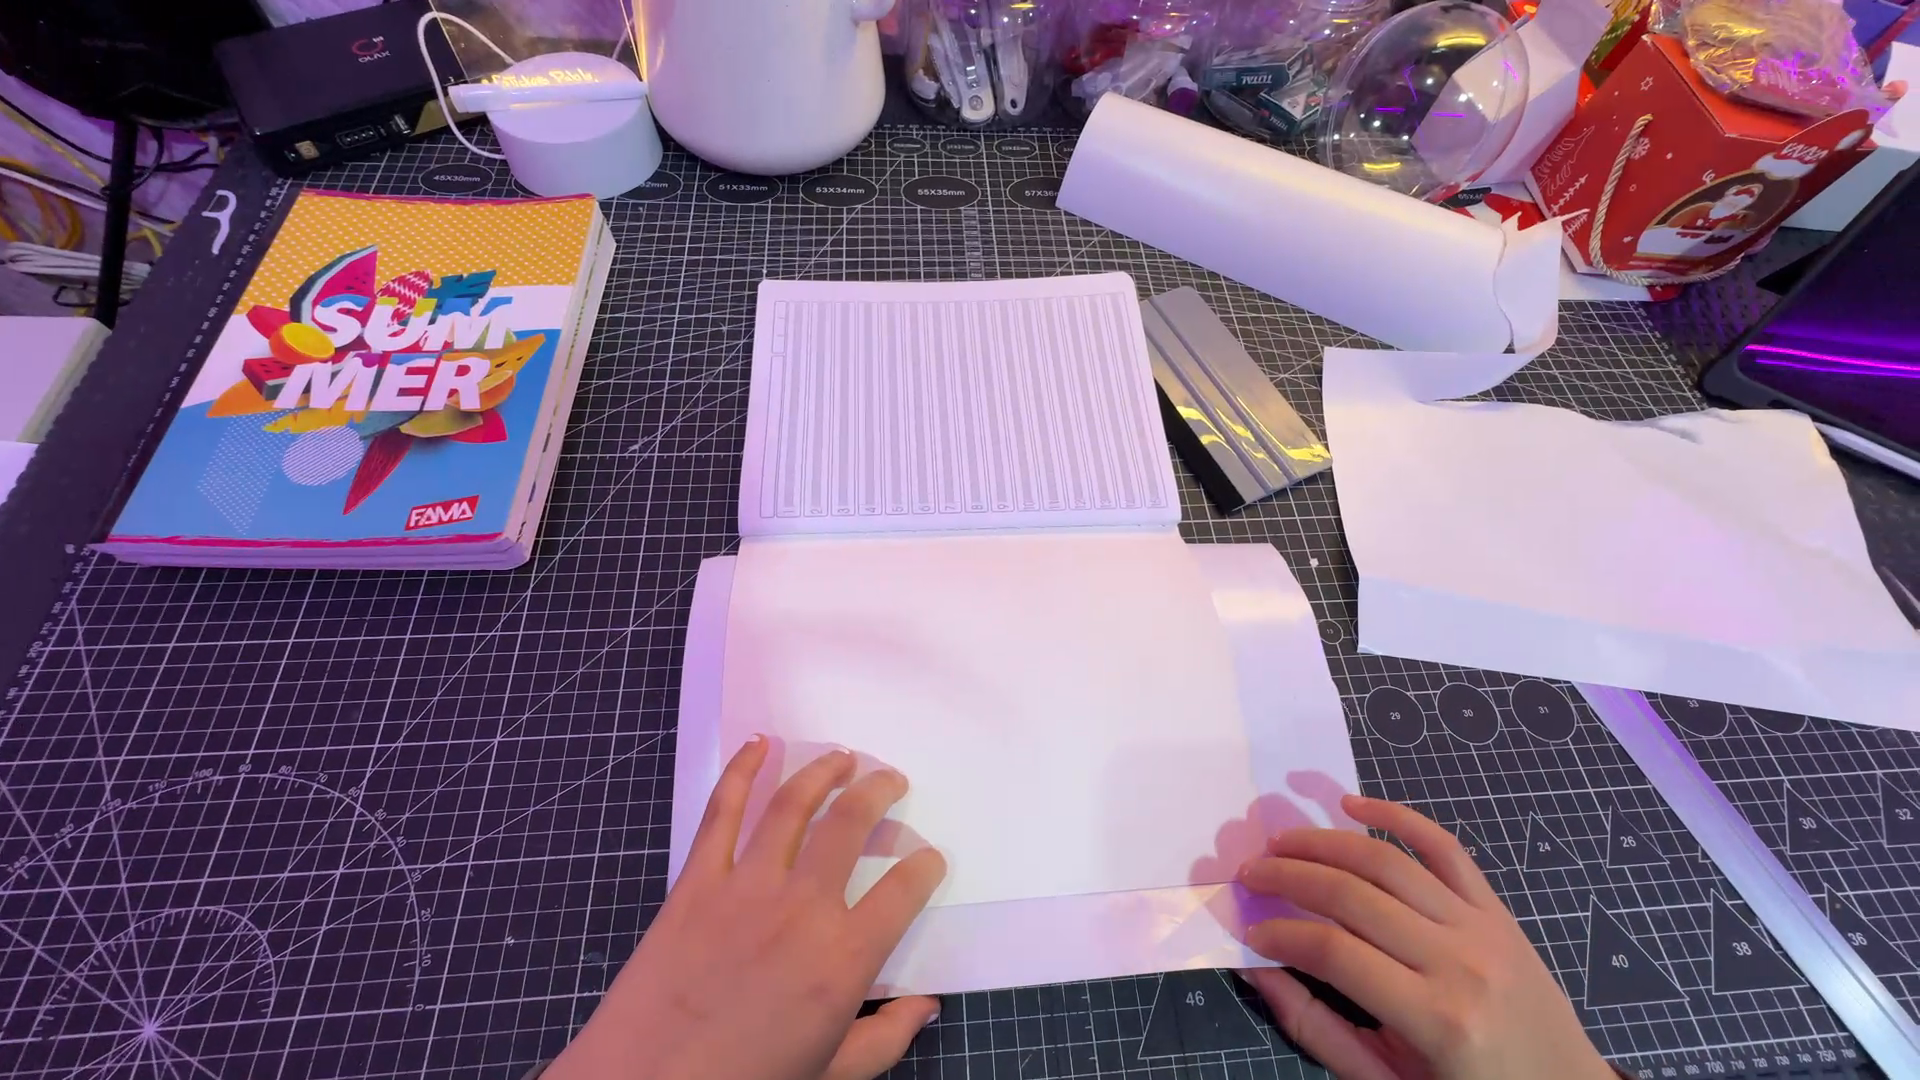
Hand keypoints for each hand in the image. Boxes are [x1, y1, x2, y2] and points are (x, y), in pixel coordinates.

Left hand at [545, 737, 946, 1079]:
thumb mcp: (831, 1075)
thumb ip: (887, 1038)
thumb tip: (928, 1004)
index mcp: (843, 959)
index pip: (904, 891)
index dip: (926, 866)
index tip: (929, 857)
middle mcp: (802, 907)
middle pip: (852, 824)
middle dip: (881, 791)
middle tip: (893, 780)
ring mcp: (747, 885)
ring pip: (794, 804)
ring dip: (824, 770)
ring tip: (844, 756)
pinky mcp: (698, 879)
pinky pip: (723, 812)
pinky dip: (743, 770)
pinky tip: (761, 744)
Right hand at [1237, 795, 1616, 1079]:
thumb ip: (1315, 1028)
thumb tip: (1255, 967)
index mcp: (1436, 1018)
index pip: (1333, 951)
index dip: (1280, 932)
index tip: (1250, 930)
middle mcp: (1459, 962)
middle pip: (1351, 895)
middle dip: (1287, 877)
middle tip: (1248, 875)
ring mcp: (1482, 928)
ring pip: (1386, 862)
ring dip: (1322, 843)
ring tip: (1280, 843)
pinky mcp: (1496, 908)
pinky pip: (1444, 847)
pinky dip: (1396, 815)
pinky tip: (1351, 804)